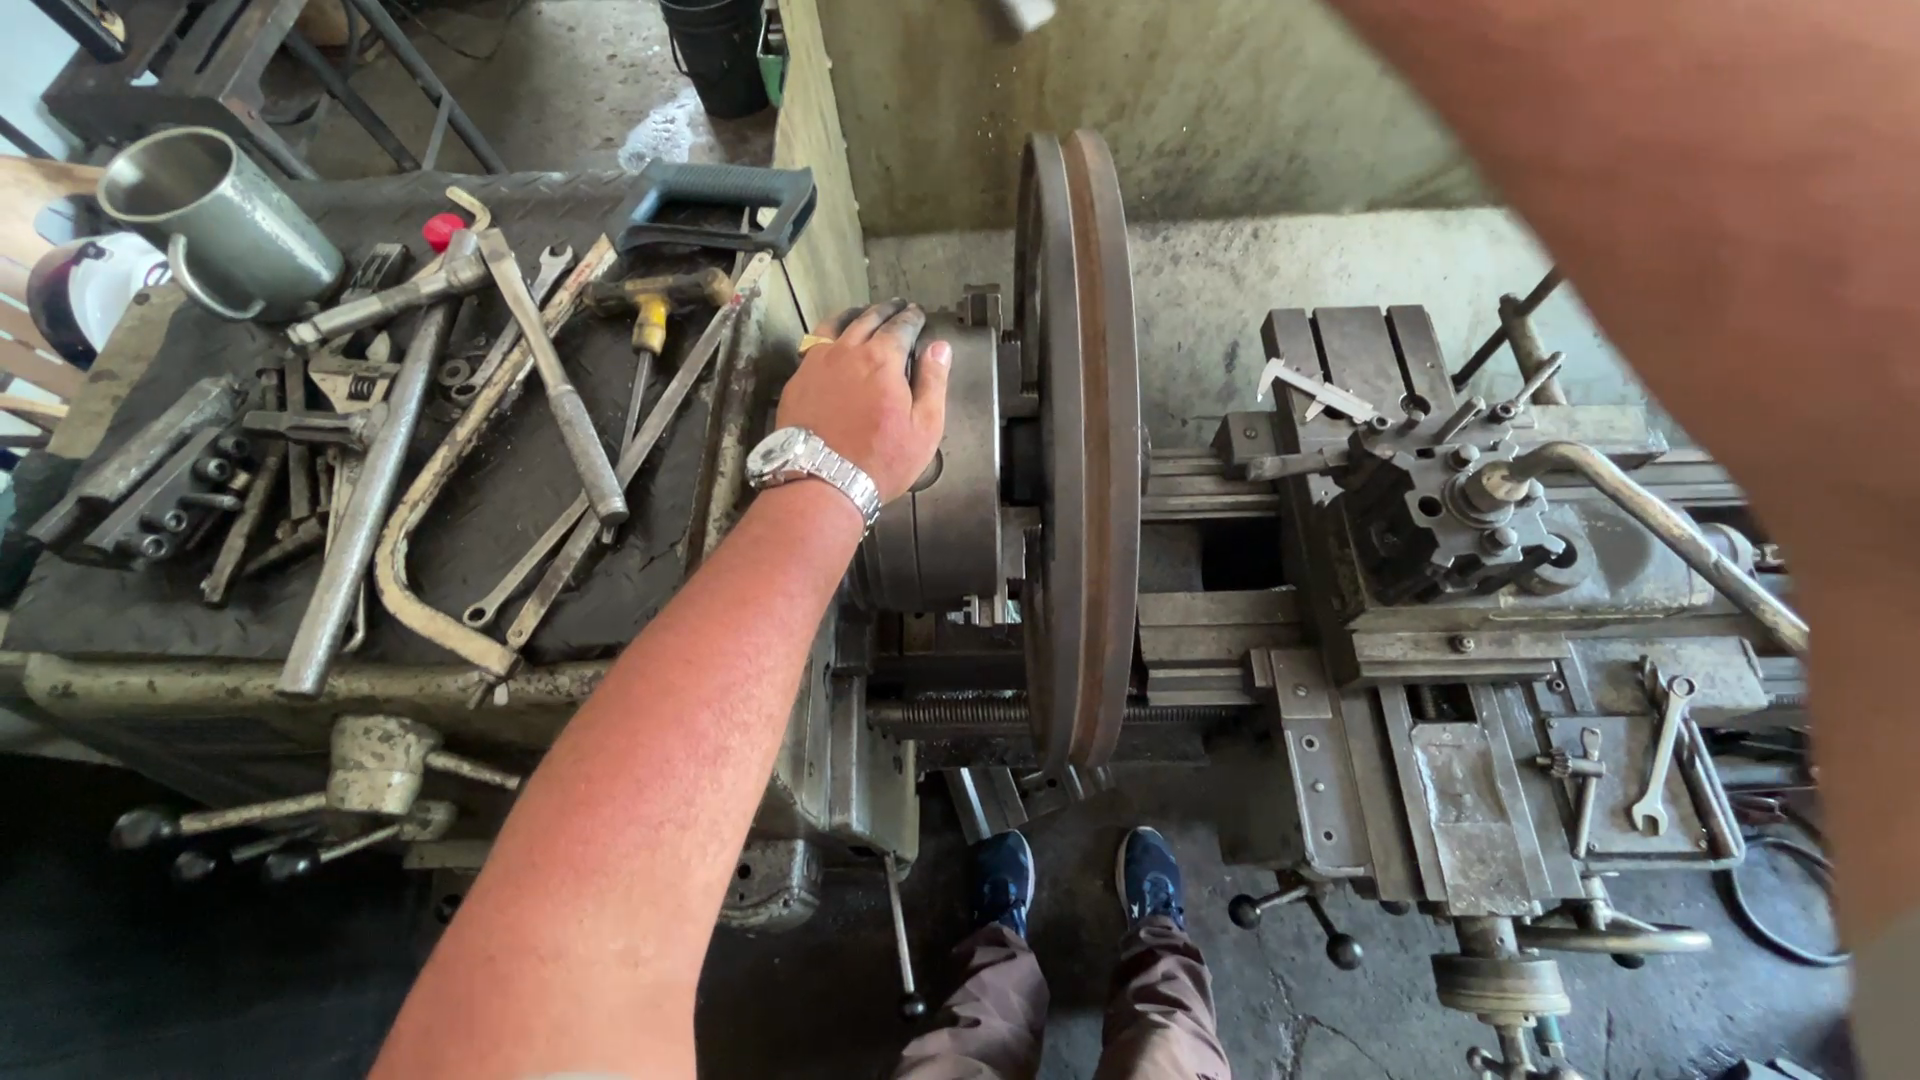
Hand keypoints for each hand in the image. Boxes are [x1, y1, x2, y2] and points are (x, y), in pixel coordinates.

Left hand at [775, 300, 950, 501]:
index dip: (912, 318)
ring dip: (855, 315)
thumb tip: (940, 347)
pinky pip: (814, 344)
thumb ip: (933, 383)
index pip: (901, 327)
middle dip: (886, 310)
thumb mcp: (924, 427)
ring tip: (864, 313)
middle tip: (896, 307)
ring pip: (837, 325)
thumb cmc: (880, 460)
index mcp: (883, 359)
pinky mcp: (798, 380)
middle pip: (868, 319)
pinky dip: (829, 334)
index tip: (917, 314)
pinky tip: (832, 341)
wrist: (821, 481)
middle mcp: (848, 351)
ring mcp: (818, 363)